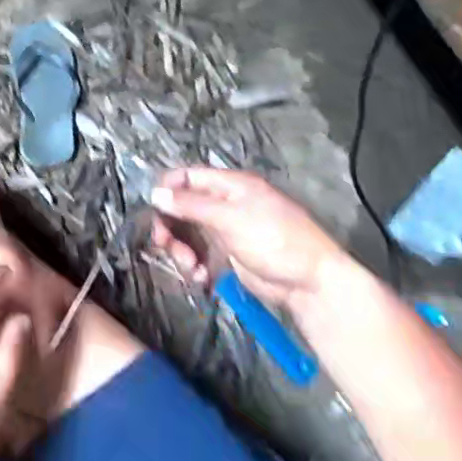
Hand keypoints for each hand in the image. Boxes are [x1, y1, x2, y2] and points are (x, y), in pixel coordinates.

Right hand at [149, 167, 345, 309]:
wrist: (309, 283)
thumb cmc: (275, 241)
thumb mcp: (231, 219)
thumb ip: (191, 205)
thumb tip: (155, 193)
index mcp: (231, 186)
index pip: (187, 177)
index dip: (167, 190)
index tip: (152, 209)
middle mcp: (225, 204)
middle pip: (182, 208)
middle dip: (171, 227)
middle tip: (165, 246)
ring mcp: (225, 231)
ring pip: (187, 234)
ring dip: (181, 251)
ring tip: (191, 268)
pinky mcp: (226, 255)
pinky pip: (198, 255)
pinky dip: (194, 266)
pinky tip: (201, 278)